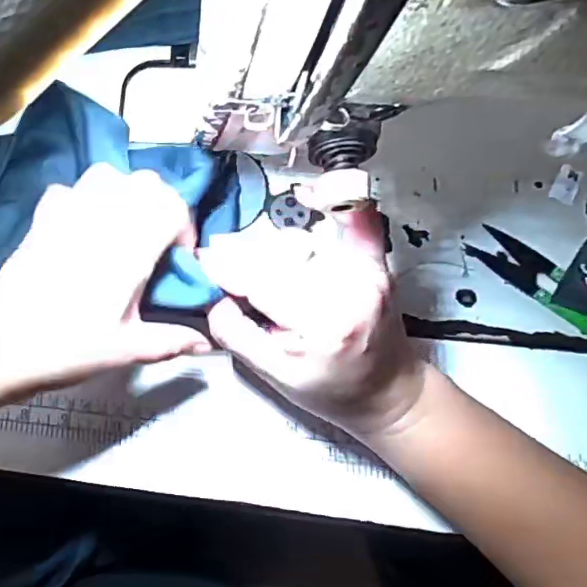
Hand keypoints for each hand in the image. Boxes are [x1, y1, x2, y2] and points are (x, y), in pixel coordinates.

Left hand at [0, 163, 211, 402]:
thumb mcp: (124, 349)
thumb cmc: (64, 346)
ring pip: (109, 176)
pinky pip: (71, 189)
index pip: (175, 206)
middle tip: (154, 246)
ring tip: (121, 232)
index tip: (177, 260)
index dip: (184, 229)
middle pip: (147, 183)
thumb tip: (204, 343)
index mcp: (131, 242)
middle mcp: (102, 214)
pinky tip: (81, 231)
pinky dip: (85, 199)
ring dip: (124, 195)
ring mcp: (67, 209)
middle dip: (160, 207)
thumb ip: (169, 339)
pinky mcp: (40, 217)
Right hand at [199, 205, 428, 437]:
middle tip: (216, 262)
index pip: (259, 281)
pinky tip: (312, 194)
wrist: (388, 392)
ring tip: (250, 259)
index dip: (223, 269)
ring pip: (301, 240)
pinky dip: (335, 202)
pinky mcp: (376, 262)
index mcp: (324, 323)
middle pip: (276, 256)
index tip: (198, 261)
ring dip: (269, 245)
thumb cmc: (330, 390)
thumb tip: (214, 296)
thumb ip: (236, 333)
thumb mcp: (272, 374)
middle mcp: (351, 289)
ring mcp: (367, 271)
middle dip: (240, 257)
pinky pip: (357, 219)